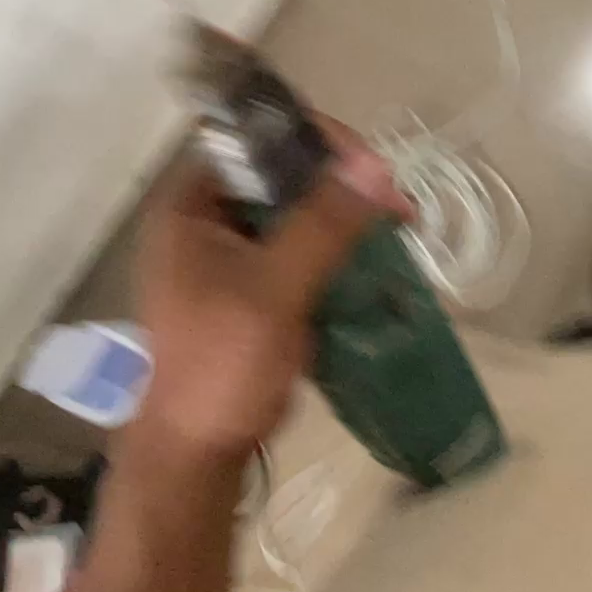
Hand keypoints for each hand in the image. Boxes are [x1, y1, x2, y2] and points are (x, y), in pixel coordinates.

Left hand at [131, 120, 408, 453]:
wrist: (199, 451)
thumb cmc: (222, 366)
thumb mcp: (273, 291)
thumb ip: (322, 226)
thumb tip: (375, 165)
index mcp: (192, 205)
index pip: (255, 141)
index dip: (314, 140)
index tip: (370, 164)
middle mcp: (209, 218)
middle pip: (283, 173)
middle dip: (342, 180)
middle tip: (394, 197)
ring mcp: (233, 252)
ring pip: (299, 209)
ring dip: (347, 212)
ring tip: (399, 220)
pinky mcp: (258, 283)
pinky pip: (304, 245)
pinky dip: (340, 244)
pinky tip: (380, 252)